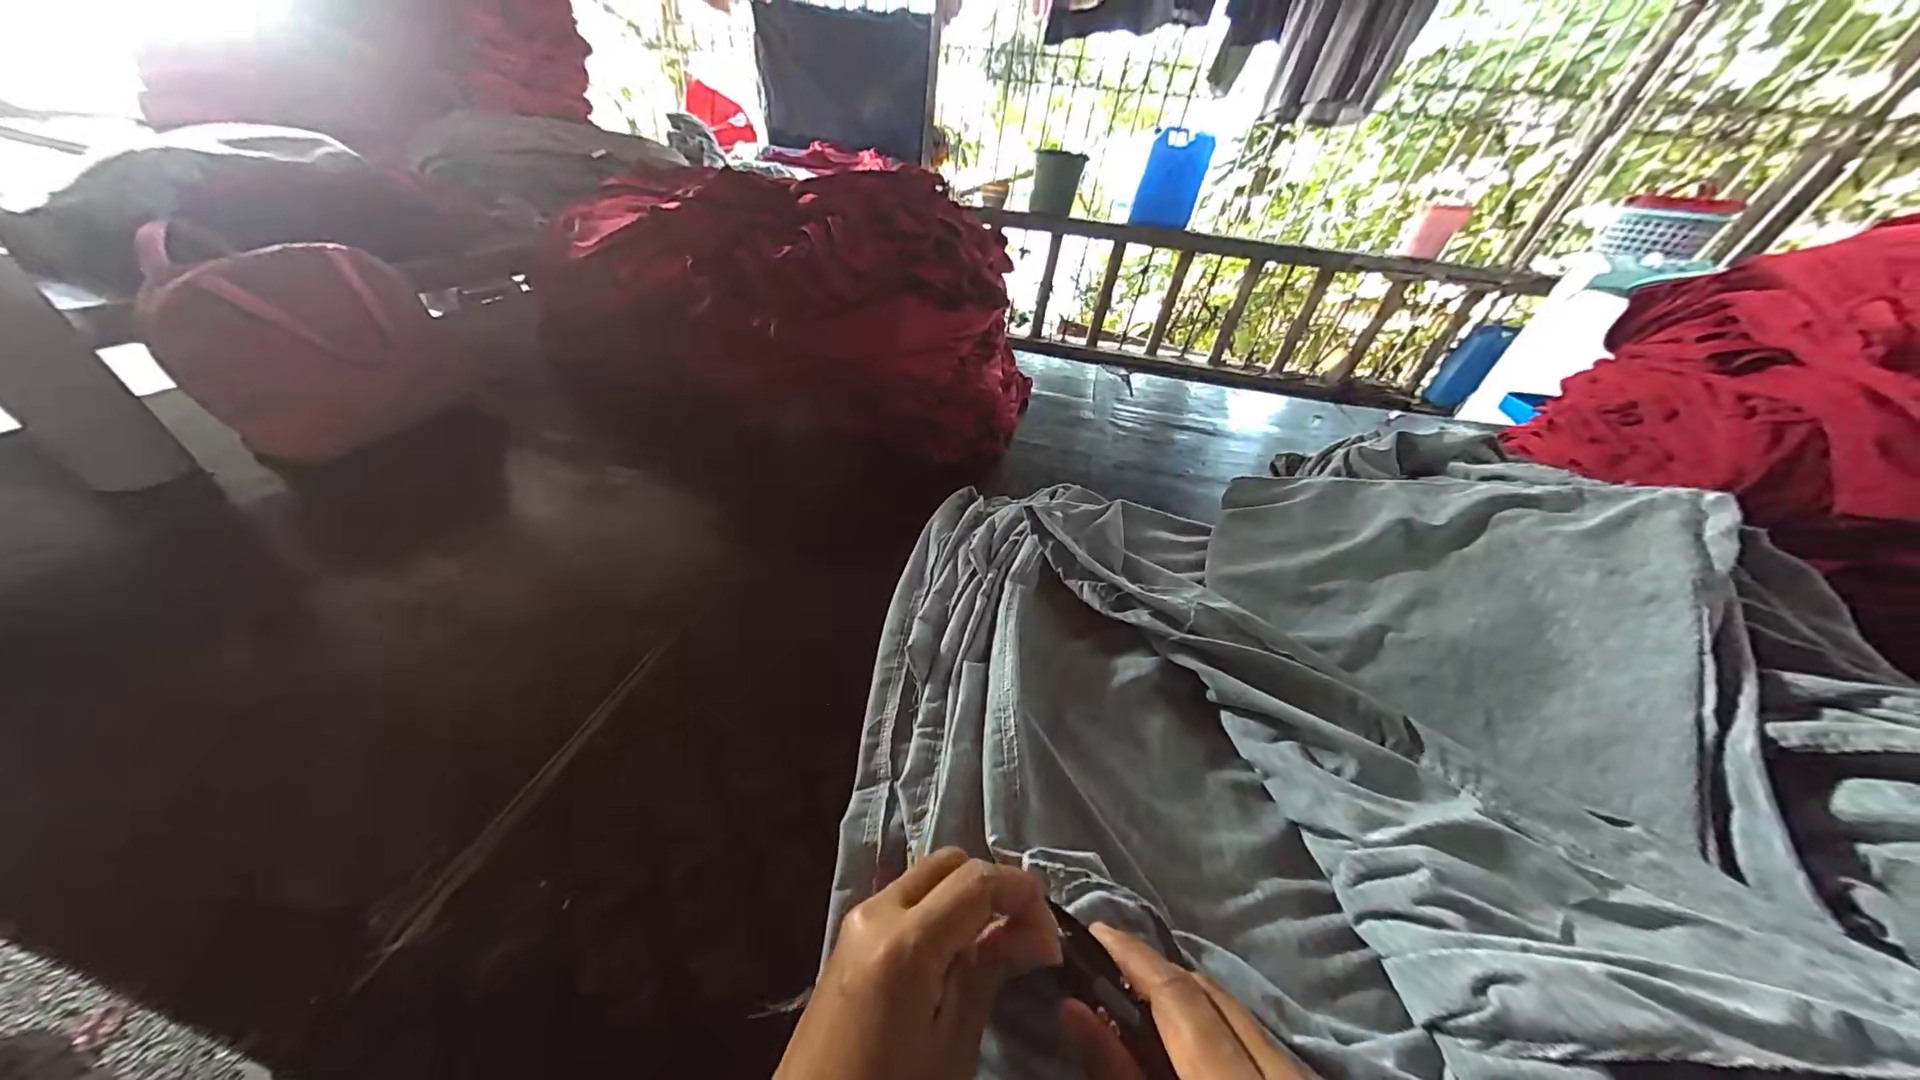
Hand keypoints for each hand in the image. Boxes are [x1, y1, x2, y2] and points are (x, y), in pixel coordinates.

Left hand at [774, 847, 1061, 1079]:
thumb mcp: (949, 1047)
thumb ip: (988, 973)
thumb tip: (1036, 933)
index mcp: (904, 942)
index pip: (976, 881)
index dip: (1021, 893)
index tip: (1051, 932)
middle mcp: (877, 911)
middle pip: (951, 862)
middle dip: (995, 885)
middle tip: (1026, 934)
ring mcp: (859, 917)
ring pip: (929, 873)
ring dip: (968, 892)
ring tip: (997, 940)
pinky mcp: (851, 931)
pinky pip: (908, 894)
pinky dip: (942, 903)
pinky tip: (959, 944)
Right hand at [1062, 923, 1317, 1079]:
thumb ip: (1117, 1069)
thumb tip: (1072, 1006)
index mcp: (1231, 1076)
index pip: (1179, 994)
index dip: (1133, 955)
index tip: (1094, 930)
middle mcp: (1278, 1064)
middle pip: (1210, 992)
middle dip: (1157, 970)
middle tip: (1108, 964)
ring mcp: (1301, 1073)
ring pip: (1237, 1009)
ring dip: (1187, 994)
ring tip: (1141, 995)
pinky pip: (1257, 1034)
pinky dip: (1216, 1021)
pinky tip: (1190, 1033)